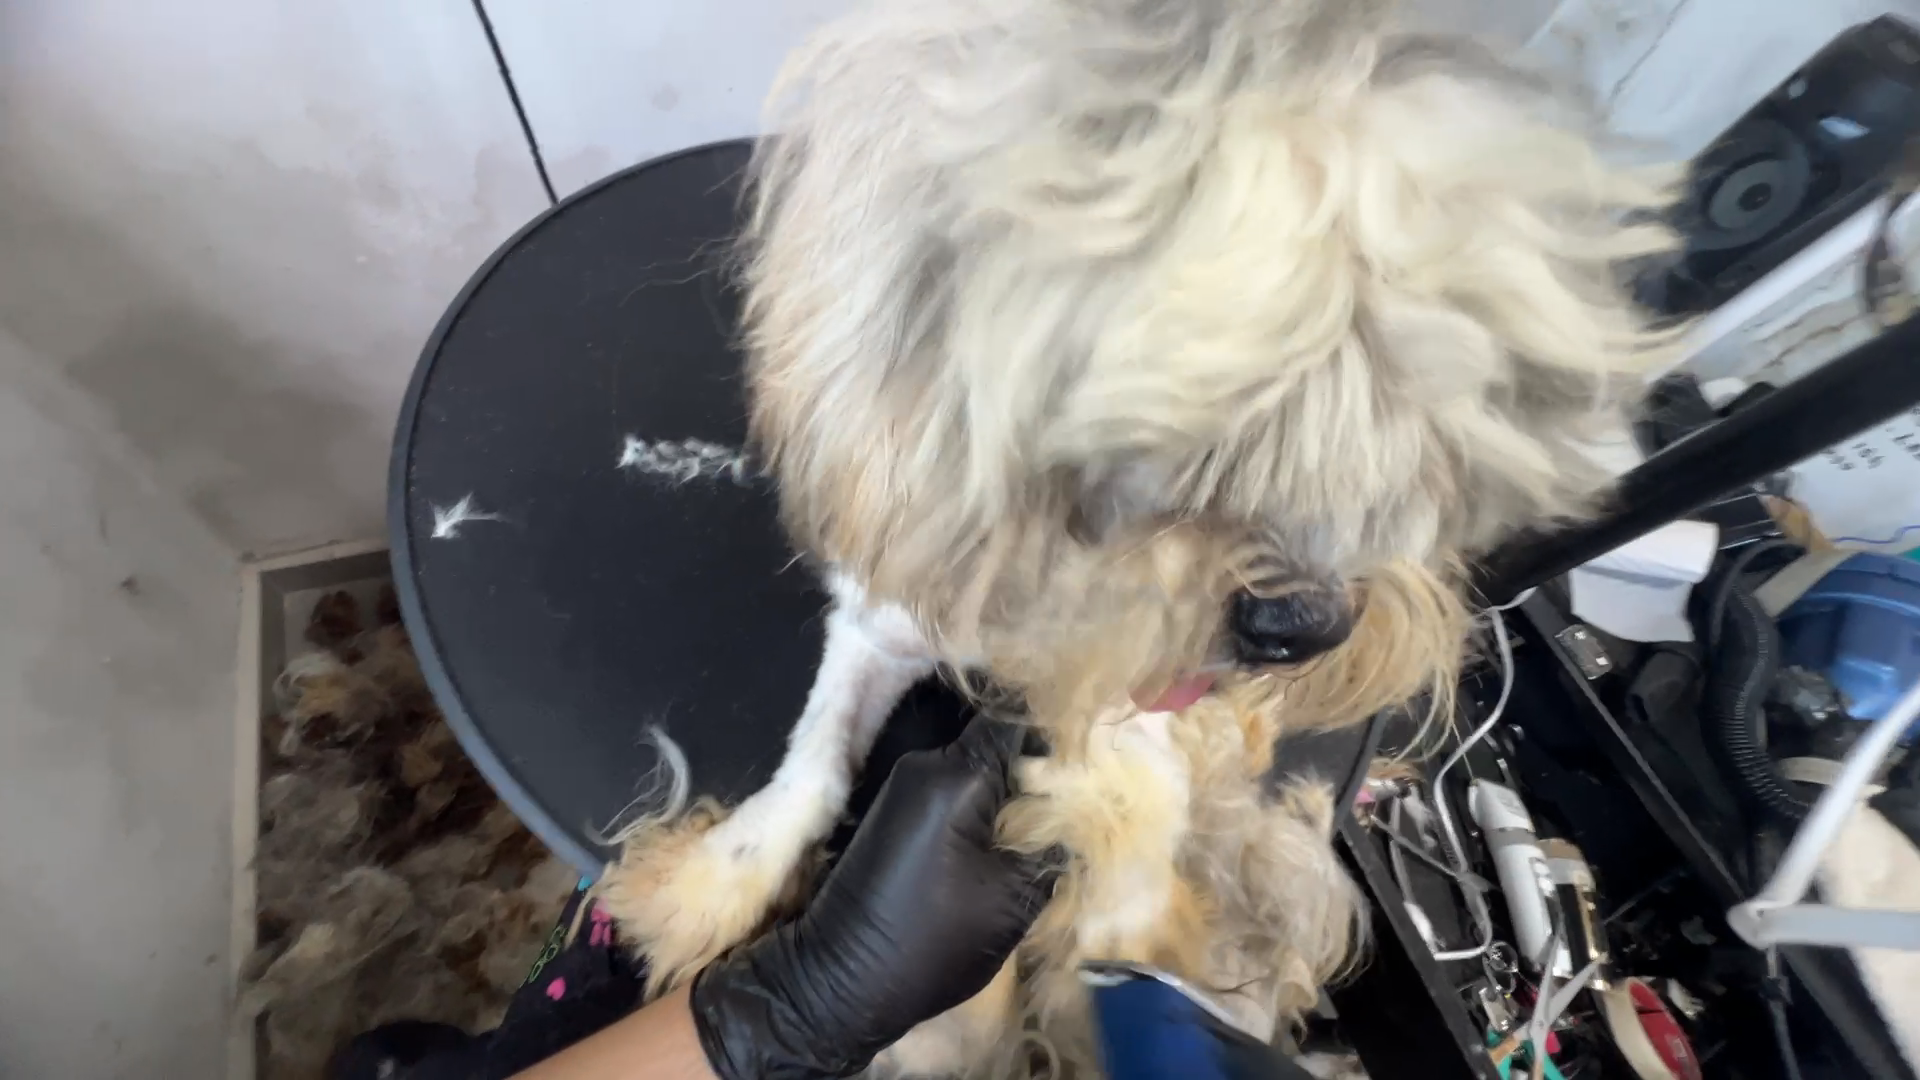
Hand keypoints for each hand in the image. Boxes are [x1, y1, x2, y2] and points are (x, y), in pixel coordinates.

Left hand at [689, 715, 1053, 1079]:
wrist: (840, 982)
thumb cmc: (931, 942)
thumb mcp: (1011, 902)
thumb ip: (1051, 848)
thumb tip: (1077, 817)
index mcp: (955, 777)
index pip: (1015, 724)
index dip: (1055, 737)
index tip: (1088, 762)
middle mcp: (926, 764)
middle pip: (995, 743)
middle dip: (1035, 768)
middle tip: (1074, 799)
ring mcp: (905, 783)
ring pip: (974, 765)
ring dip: (1007, 789)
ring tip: (1044, 822)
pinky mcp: (897, 806)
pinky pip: (952, 786)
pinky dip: (981, 802)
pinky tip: (1003, 835)